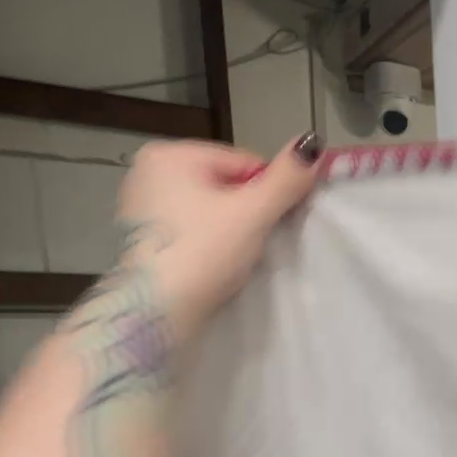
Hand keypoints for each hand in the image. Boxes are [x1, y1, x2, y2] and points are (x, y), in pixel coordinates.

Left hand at [115, 132, 321, 325]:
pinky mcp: (143, 237)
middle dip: (246, 212)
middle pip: (225, 184)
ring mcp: (141, 204)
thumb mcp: (252, 213)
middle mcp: (149, 170)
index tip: (268, 224)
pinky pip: (191, 229)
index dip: (266, 194)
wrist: (158, 312)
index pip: (243, 163)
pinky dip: (208, 243)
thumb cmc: (203, 254)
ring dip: (230, 230)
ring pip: (210, 209)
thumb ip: (286, 179)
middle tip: (250, 245)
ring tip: (231, 258)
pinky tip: (212, 265)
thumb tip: (315, 143)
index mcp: (170, 154)